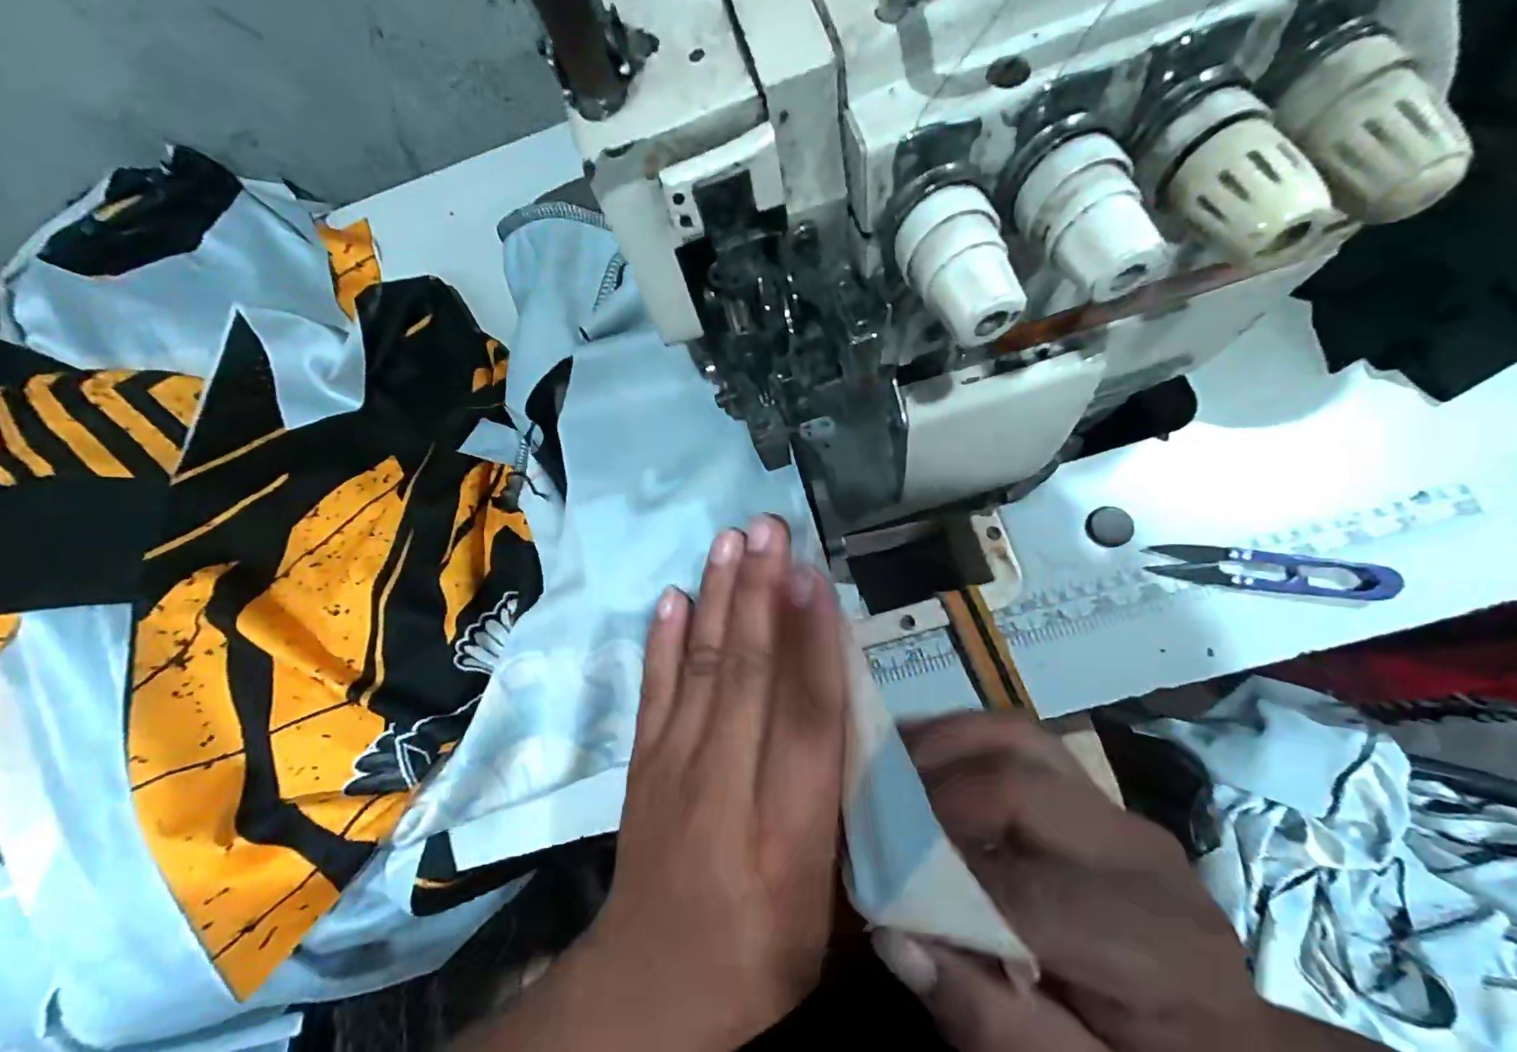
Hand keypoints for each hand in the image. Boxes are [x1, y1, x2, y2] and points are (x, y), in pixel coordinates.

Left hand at [461, 515, 850, 1051]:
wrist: (650, 990)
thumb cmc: (762, 952)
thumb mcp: (832, 914)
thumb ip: (852, 820)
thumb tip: (874, 736)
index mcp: (788, 829)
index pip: (808, 719)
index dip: (813, 643)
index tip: (814, 577)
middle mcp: (728, 786)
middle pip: (746, 676)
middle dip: (761, 595)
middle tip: (769, 527)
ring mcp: (675, 771)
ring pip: (700, 670)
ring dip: (715, 599)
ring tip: (729, 540)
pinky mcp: (642, 769)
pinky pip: (652, 695)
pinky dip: (660, 643)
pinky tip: (670, 598)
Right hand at [877, 712, 1383, 1051]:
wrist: (1230, 1042)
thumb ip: (993, 1024)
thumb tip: (894, 936)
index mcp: (1146, 945)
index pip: (1018, 889)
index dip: (932, 880)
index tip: (866, 876)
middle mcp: (1137, 854)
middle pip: (1018, 782)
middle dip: (929, 790)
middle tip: (869, 811)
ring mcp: (1122, 813)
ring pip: (1020, 737)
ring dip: (944, 743)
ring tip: (889, 767)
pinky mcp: (1104, 799)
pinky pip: (1026, 744)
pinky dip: (967, 742)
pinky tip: (930, 763)